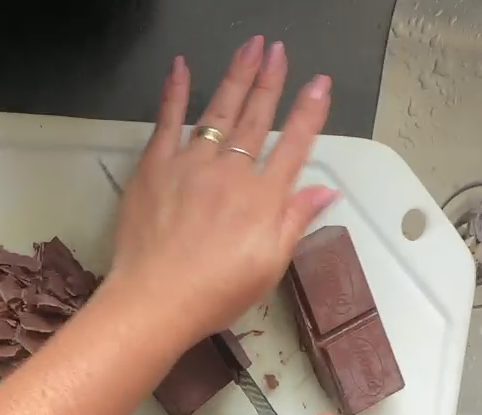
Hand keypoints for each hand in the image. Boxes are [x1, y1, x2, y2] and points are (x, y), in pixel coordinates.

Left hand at [104, 38, 338, 346]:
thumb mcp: (269, 268)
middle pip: (256, 119)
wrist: (157, 300)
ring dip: (236, 76)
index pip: (294, 146)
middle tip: (279, 50)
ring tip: (250, 47)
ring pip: (219, 112)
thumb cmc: (216, 294)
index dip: (309, 113)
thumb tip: (326, 191)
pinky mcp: (155, 168)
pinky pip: (167, 121)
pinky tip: (180, 68)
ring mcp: (192, 165)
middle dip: (271, 81)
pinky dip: (174, 92)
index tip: (319, 84)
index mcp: (263, 199)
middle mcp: (232, 172)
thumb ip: (295, 223)